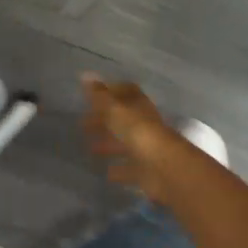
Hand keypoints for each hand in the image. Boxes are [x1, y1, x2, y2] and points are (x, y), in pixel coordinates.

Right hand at [81, 75, 191, 204]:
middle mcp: (143, 124)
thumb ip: (100, 96)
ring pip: (124, 143)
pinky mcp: (146, 170)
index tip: (92, 96)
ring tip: (89, 148)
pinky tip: (107, 173)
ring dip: (108, 144)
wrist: (165, 169)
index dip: (111, 92)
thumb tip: (85, 74)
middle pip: (122, 118)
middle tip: (83, 125)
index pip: (126, 92)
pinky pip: (129, 168)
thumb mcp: (116, 111)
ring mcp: (146, 147)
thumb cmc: (139, 133)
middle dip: (104, 120)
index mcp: (138, 106)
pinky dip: (119, 169)